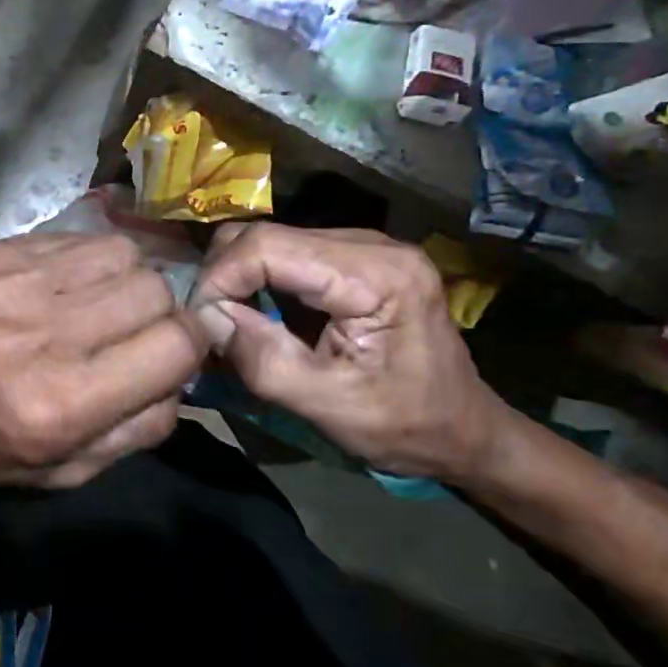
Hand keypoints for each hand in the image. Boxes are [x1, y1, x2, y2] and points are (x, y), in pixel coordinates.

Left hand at [0, 233, 208, 487]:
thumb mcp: (70, 469)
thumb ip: (142, 425)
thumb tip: (187, 367)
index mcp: (61, 404)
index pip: (173, 344)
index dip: (191, 344)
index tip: (176, 350)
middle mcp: (39, 335)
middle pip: (152, 290)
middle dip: (160, 311)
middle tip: (136, 329)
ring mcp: (15, 284)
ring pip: (123, 252)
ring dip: (128, 278)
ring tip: (103, 303)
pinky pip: (80, 239)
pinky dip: (90, 262)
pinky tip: (68, 287)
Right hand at [189, 224, 513, 482]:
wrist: (468, 432)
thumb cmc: (408, 428)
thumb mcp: (329, 407)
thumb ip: (263, 360)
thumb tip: (205, 317)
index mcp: (378, 275)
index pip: (268, 247)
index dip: (220, 278)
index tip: (199, 322)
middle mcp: (371, 243)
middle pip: (265, 234)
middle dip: (224, 276)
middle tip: (208, 323)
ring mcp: (363, 244)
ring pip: (269, 239)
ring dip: (237, 277)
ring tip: (227, 321)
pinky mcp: (353, 256)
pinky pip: (285, 252)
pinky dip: (257, 279)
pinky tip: (254, 313)